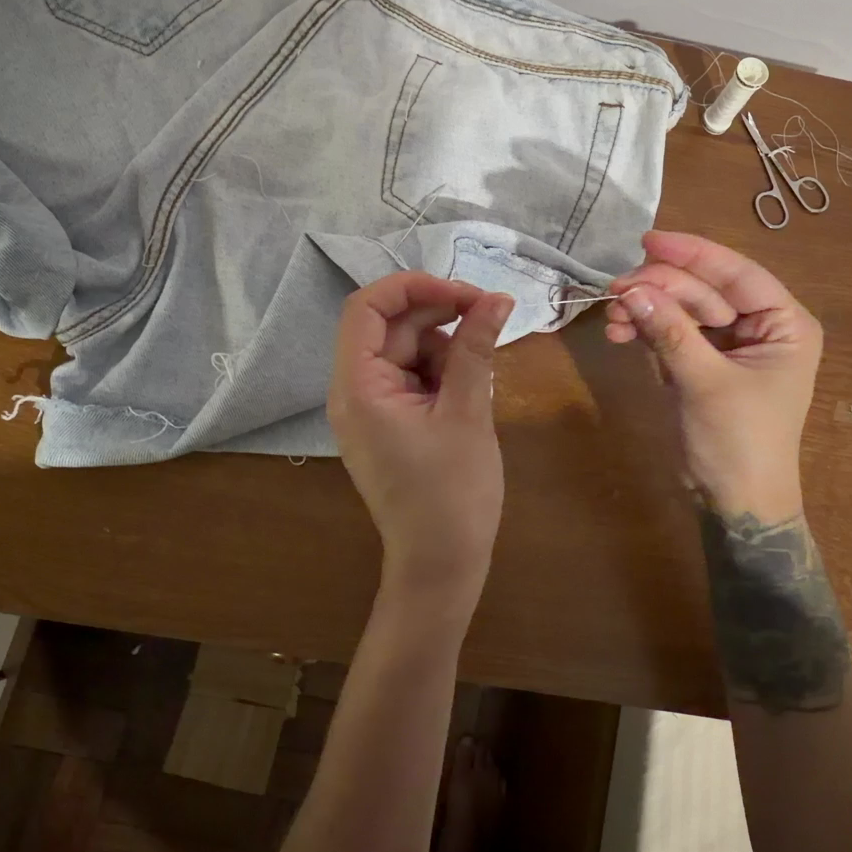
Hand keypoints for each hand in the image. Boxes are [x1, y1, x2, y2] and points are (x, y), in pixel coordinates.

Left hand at [329, 272, 515, 610]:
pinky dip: (442, 372)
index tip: (466, 293)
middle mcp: (354, 392)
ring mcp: (370, 409)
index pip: (367, 308)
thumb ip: (476, 349)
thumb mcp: (468, 413)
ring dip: (445, 346)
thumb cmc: (452, 493)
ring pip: (405, 350)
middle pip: (390, 327)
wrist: (441, 564)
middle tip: (491, 316)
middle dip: (439, 315)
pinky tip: (470, 390)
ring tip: (481, 374)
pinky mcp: (389, 424)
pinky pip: (412, 378)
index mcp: (357, 388)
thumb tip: (497, 298)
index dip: (414, 287)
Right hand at [604, 230, 821, 517]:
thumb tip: (630, 290)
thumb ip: (670, 332)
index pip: (738, 274)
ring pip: (683, 309)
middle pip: (705, 290)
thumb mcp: (706, 383)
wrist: (735, 502)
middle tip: (616, 289)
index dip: (693, 254)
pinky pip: (672, 332)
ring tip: (612, 317)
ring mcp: (729, 346)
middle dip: (661, 289)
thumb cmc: (739, 442)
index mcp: (785, 324)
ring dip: (647, 309)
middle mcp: (760, 327)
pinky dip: (646, 330)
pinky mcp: (702, 364)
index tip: (648, 241)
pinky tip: (620, 332)